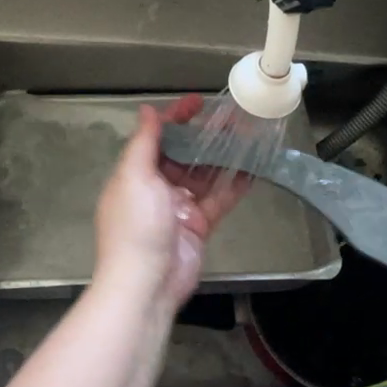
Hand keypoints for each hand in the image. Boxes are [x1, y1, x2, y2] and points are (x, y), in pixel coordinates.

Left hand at [92, 95, 248, 308]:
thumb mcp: (134, 177)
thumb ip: (144, 142)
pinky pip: (219, 200)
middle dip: (205, 135)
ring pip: (204, 175)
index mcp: (135, 174)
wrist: (145, 285)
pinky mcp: (198, 226)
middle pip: (184, 154)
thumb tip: (147, 110)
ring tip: (248, 136)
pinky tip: (253, 169)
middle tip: (232, 117)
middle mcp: (156, 188)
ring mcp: (178, 208)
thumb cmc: (136, 227)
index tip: (198, 102)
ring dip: (223, 156)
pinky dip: (235, 185)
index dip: (176, 118)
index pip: (157, 138)